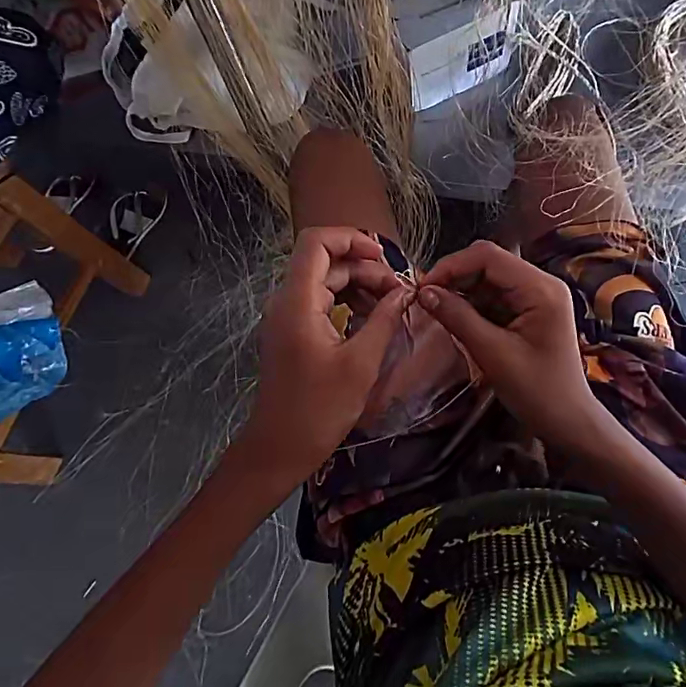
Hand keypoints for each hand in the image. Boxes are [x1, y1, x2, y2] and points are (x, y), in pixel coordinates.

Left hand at [240, 227, 407, 481]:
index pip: (315, 242)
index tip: (384, 257)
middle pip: (325, 261)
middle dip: (365, 269)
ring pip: (325, 281)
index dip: (350, 238)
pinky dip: (347, 302)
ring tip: (392, 304)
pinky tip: (373, 317)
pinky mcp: (291, 331)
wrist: (279, 448)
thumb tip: (405, 292)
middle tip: (400, 292)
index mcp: (297, 302)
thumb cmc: (319, 409)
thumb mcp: (361, 364)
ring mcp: (286, 316)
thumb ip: (384, 320)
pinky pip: (321, 301)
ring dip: (359, 285)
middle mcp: (286, 300)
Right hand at [416, 240, 612, 457]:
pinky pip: (494, 296)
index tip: (423, 287)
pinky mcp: (529, 310)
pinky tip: (456, 318)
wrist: (569, 422)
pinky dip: (472, 304)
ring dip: (461, 291)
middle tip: (425, 298)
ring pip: (488, 278)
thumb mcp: (493, 354)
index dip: (451, 266)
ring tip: (436, 309)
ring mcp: (537, 296)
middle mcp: (541, 284)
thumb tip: (424, 293)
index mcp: (541, 289)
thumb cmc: (538, 391)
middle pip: (488, 263)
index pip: (489, 257)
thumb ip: (458, 318)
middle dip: (454, 277)